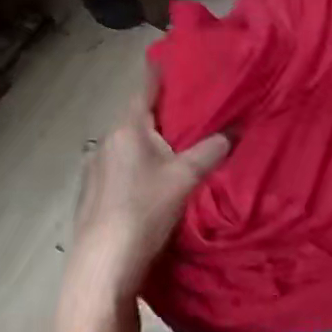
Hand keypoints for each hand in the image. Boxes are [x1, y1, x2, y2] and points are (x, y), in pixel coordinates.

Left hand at [64, 80, 229, 311]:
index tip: (189, 61)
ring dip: (157, 138)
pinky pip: (126, 163)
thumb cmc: (143, 211)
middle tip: (203, 103)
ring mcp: (97, 169)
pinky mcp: (95, 194)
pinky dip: (145, 160)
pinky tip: (162, 175)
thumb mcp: (187, 176)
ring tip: (188, 139)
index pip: (147, 85)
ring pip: (133, 141)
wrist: (101, 270)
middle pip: (141, 114)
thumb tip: (236, 128)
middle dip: (169, 109)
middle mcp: (107, 141)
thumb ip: (213, 148)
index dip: (168, 70)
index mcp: (127, 128)